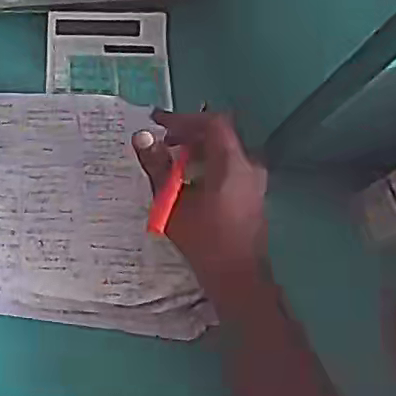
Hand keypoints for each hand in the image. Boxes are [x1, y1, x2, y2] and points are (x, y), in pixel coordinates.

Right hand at [133, 110, 273, 300]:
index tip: (157, 122)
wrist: (236, 277)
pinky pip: (228, 165)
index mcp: (232, 164)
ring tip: (170, 159)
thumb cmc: (204, 240)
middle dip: (187, 133)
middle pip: (219, 135)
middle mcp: (249, 166)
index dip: (183, 119)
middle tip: (161, 140)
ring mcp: (253, 180)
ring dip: (197, 148)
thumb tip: (142, 139)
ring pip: (224, 150)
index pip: (212, 123)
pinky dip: (207, 162)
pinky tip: (187, 178)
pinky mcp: (251, 192)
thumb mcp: (172, 203)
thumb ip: (158, 168)